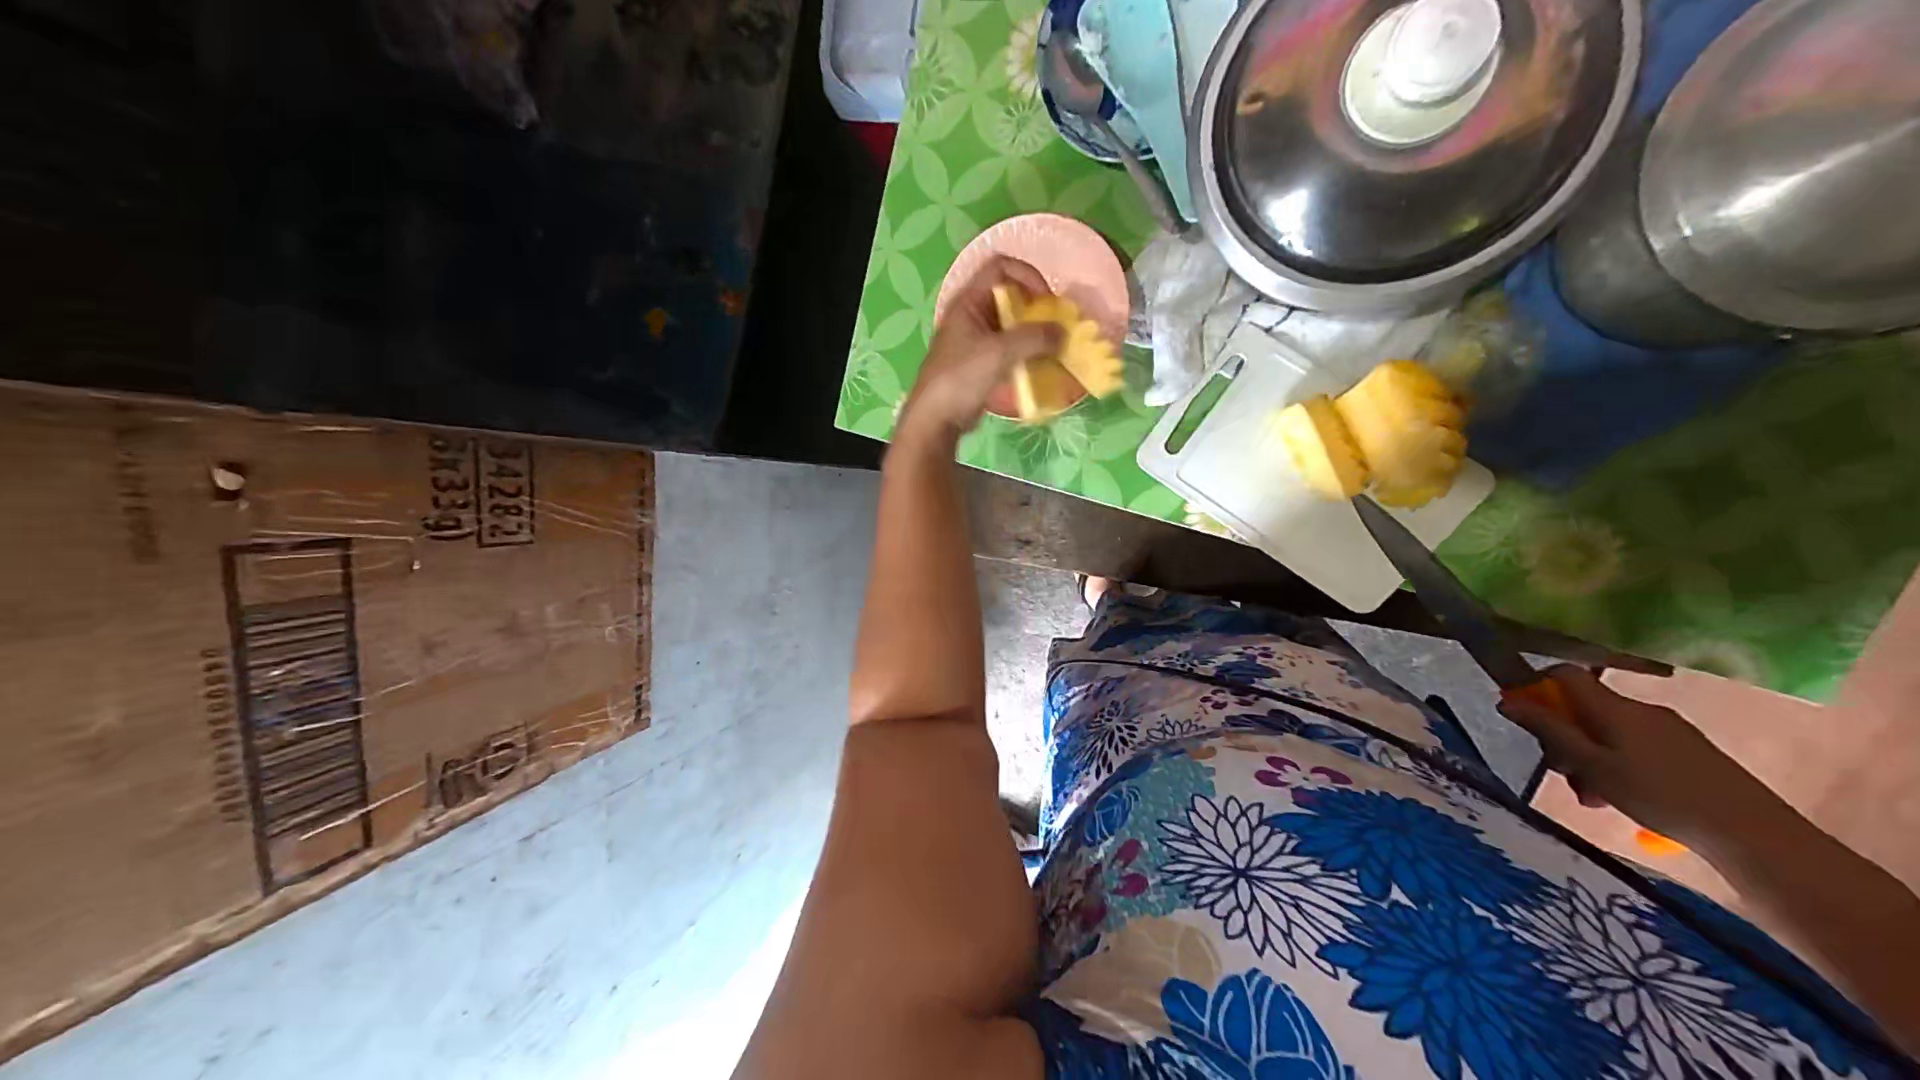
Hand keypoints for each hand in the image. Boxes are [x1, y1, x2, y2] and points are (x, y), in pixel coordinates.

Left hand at [897, 256, 1062, 443]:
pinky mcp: (982, 361)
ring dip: (1034, 332)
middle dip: (1036, 307)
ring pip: (1012, 323)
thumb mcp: (999, 353)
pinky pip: (1010, 346)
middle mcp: (972, 313)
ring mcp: (976, 338)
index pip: (1001, 266)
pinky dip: (1027, 351)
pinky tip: (1041, 365)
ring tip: (1053, 347)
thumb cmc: (961, 379)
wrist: (937, 419)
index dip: (1027, 275)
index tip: (1046, 300)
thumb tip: (1064, 333)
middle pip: (1010, 294)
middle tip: (1055, 326)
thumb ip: (1034, 338)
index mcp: (968, 300)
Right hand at [1499, 666, 1782, 847]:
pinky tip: (1622, 796)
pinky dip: (1617, 763)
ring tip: (1594, 796)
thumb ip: (1550, 731)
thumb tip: (1508, 701)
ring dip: (1590, 757)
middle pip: (1585, 708)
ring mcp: (1668, 730)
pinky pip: (1635, 745)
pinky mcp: (1688, 750)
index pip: (1565, 674)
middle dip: (1565, 736)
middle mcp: (1640, 710)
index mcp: (1614, 708)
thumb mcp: (1592, 765)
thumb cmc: (1659, 795)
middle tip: (1564, 773)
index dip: (1538, 686)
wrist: (1752, 832)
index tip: (1524, 715)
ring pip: (1608, 732)